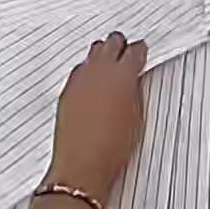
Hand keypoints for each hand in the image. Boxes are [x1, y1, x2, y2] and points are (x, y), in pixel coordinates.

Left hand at [44, 33, 148, 203]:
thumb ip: (135, 90)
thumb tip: (133, 81)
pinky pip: (80, 68)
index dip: (140, 52)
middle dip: (121, 46)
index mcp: (123, 75)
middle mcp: (100, 70)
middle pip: (113, 41)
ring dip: (104, 55)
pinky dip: (88, 70)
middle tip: (126, 56)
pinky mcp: (67, 88)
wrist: (81, 167)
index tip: (141, 55)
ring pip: (95, 50)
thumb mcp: (137, 117)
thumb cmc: (112, 148)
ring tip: (110, 69)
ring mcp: (81, 77)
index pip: (135, 50)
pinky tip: (93, 84)